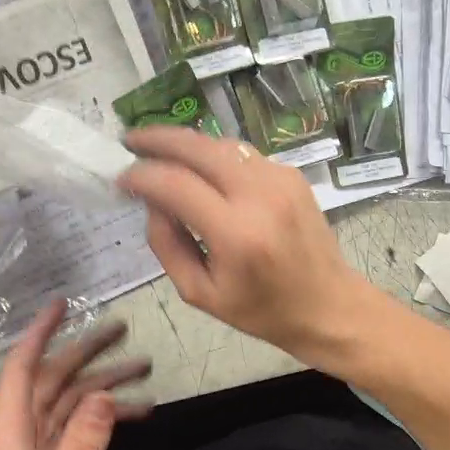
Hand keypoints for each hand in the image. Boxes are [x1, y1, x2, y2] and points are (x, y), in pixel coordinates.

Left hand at [0, 301, 149, 449]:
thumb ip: (83, 441)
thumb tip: (105, 397)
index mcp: (8, 429)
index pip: (22, 367)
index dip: (40, 333)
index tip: (62, 304)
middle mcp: (19, 428)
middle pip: (53, 377)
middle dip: (87, 352)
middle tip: (125, 330)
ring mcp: (35, 444)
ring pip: (70, 399)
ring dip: (103, 384)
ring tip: (144, 367)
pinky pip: (78, 425)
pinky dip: (104, 415)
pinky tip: (137, 411)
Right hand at [118, 126, 377, 362]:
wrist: (328, 306)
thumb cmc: (260, 310)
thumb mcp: (200, 293)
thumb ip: (168, 245)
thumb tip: (152, 202)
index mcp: (236, 234)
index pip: (175, 185)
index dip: (141, 175)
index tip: (121, 178)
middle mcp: (259, 196)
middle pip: (198, 148)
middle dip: (158, 139)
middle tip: (130, 140)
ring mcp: (280, 179)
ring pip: (221, 145)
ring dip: (186, 143)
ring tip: (158, 149)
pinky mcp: (291, 175)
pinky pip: (242, 155)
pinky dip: (215, 156)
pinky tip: (199, 168)